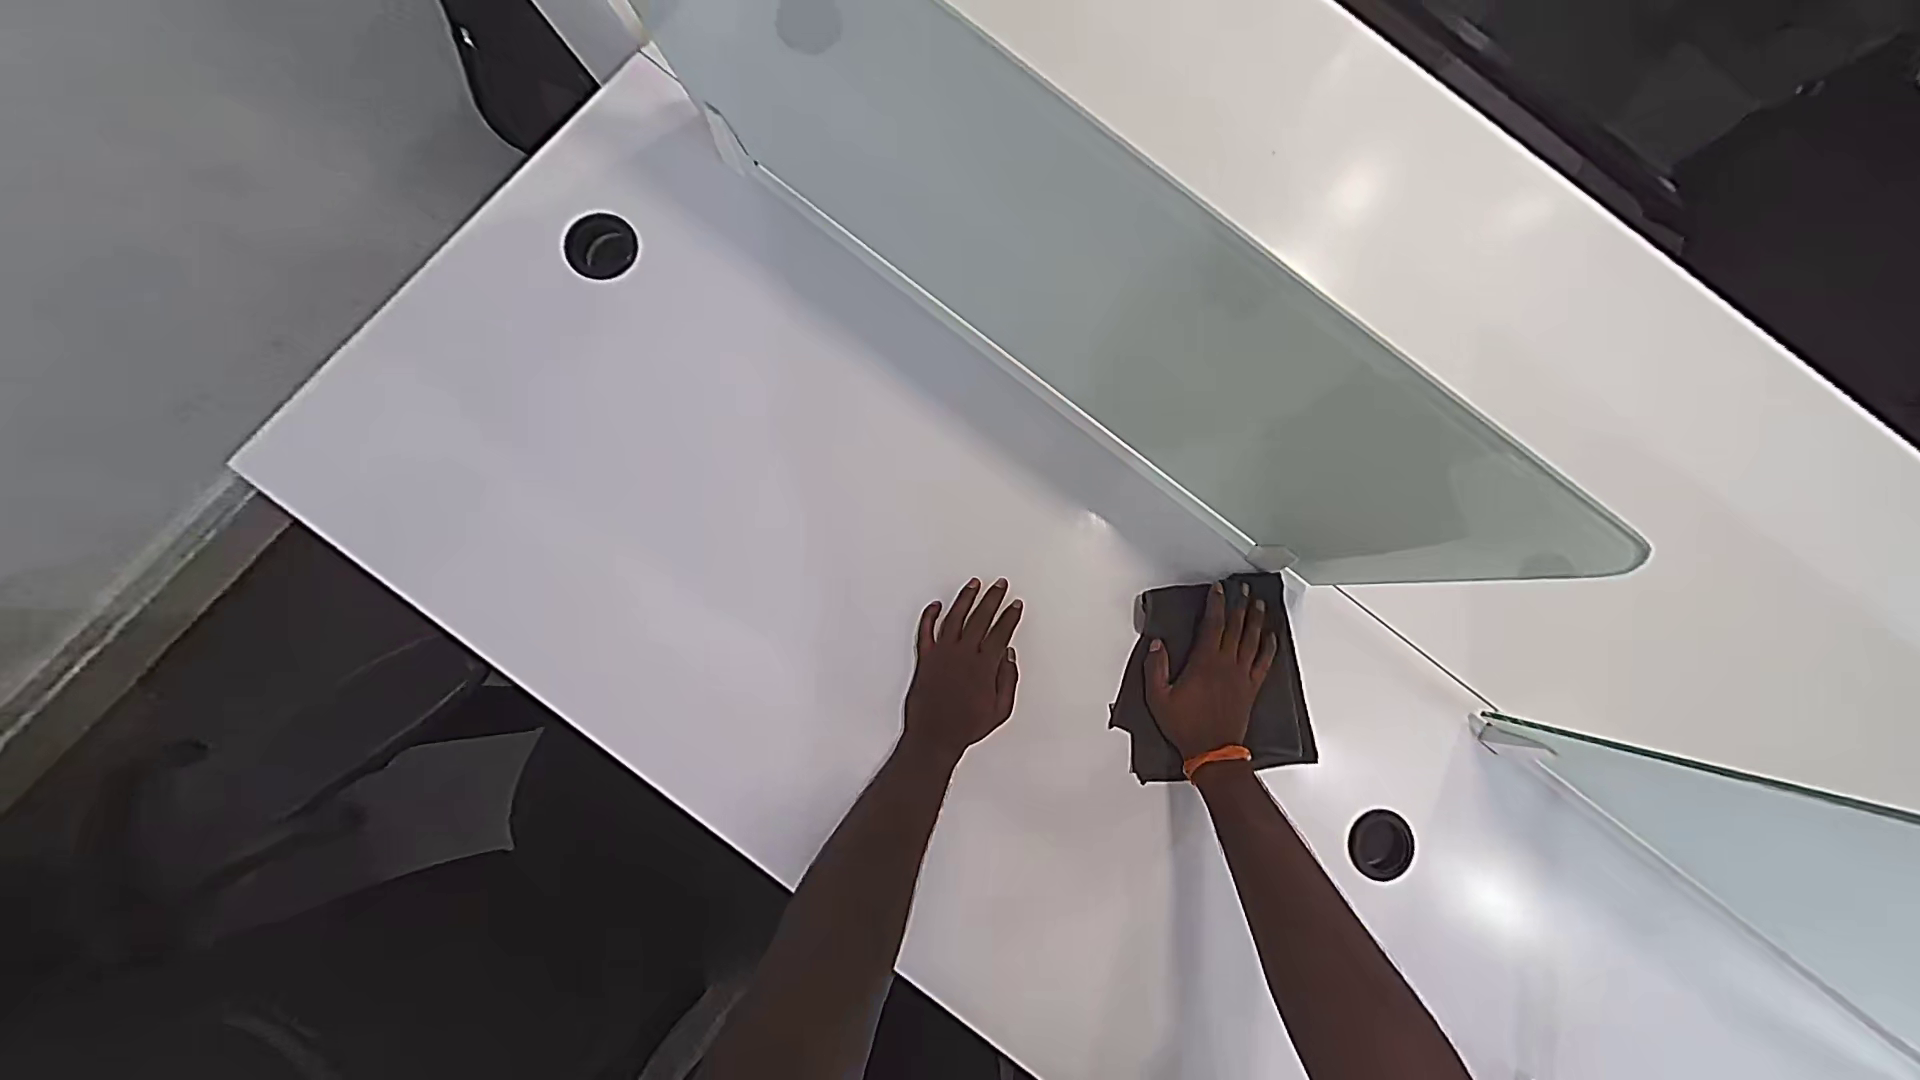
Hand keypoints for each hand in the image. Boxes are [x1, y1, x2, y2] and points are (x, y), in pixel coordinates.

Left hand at [902, 578, 1022, 766]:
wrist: (933, 736)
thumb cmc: (965, 726)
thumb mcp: (1000, 710)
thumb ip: (1008, 680)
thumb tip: (1008, 656)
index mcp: (984, 666)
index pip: (1001, 632)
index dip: (1010, 616)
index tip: (1015, 605)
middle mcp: (963, 654)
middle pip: (981, 618)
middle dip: (992, 598)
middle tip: (1000, 585)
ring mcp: (942, 654)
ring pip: (955, 617)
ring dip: (966, 598)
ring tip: (974, 584)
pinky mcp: (925, 658)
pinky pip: (926, 630)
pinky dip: (930, 615)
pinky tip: (936, 605)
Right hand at [1146, 581, 1278, 759]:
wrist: (1213, 752)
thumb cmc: (1186, 726)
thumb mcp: (1158, 697)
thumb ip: (1156, 668)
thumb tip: (1157, 645)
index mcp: (1205, 663)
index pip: (1213, 624)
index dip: (1217, 604)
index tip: (1218, 590)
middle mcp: (1227, 665)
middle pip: (1237, 627)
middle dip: (1240, 605)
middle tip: (1243, 589)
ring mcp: (1242, 676)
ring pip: (1253, 640)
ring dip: (1256, 620)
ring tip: (1258, 604)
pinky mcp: (1250, 688)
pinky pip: (1263, 662)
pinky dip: (1269, 647)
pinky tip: (1271, 637)